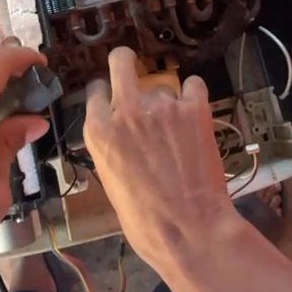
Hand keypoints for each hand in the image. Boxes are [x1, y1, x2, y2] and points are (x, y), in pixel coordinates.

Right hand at [82, 46, 248, 289]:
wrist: (190, 230)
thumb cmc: (145, 222)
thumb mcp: (110, 182)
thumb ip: (112, 148)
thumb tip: (122, 137)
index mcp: (99, 132)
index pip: (95, 91)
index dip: (105, 93)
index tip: (113, 97)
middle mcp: (126, 111)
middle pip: (121, 61)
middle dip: (125, 61)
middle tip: (133, 69)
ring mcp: (162, 106)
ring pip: (163, 84)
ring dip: (167, 100)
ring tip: (177, 127)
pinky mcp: (194, 108)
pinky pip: (194, 85)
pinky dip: (194, 96)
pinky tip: (196, 114)